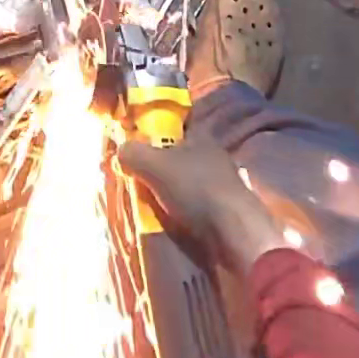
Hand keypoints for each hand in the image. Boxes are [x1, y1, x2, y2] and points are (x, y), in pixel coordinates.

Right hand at [120, 132, 289, 269]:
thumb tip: (120, 150)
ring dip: (173, 189)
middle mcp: (214, 154)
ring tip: (153, 200)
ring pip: (190, 179)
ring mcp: (224, 183)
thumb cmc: (195, 188)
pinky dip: (185, 209)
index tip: (140, 137)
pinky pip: (198, 203)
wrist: (238, 235)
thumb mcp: (153, 165)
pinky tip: (173, 219)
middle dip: (162, 162)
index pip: (177, 122)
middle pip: (181, 152)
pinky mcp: (229, 210)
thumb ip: (133, 153)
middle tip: (140, 173)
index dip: (158, 127)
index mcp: (199, 135)